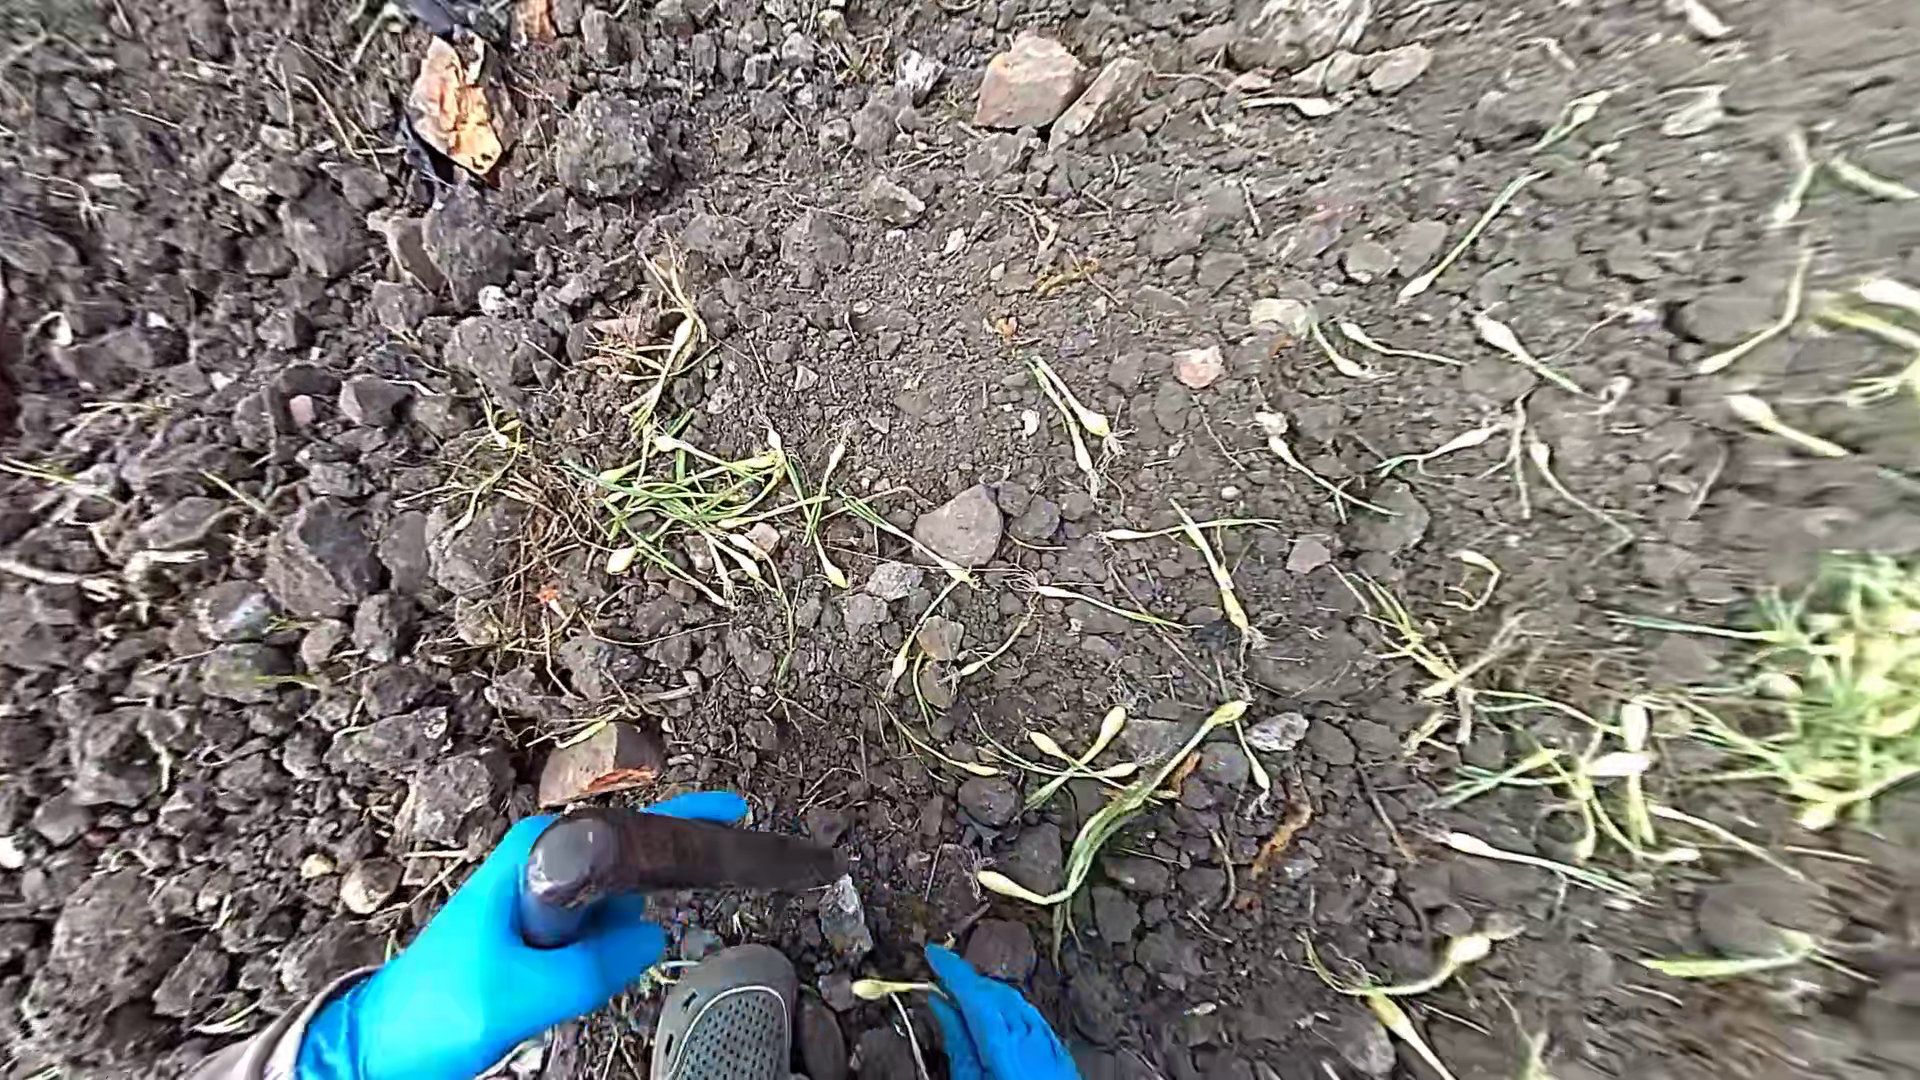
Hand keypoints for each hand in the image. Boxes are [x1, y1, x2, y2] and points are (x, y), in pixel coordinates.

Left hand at [295, 792, 748, 1079]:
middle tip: (661, 915)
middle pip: (633, 850)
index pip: (631, 820)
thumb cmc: (435, 1014)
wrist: (371, 1056)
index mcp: (538, 847)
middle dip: (651, 886)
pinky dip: (610, 939)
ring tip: (578, 975)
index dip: (684, 819)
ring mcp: (548, 881)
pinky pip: (601, 914)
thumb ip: (592, 968)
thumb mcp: (515, 997)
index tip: (733, 815)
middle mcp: (548, 851)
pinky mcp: (548, 914)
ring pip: (621, 889)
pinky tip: (582, 974)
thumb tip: (657, 934)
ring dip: (623, 925)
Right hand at [924, 944, 1078, 1079]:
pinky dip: (1005, 1009)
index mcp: (1005, 1044)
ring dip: (985, 993)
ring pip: (1012, 999)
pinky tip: (991, 1018)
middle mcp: (1030, 1033)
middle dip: (967, 982)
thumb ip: (957, 1042)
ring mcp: (1047, 1039)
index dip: (951, 968)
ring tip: (961, 999)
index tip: (932, 954)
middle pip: (994, 991)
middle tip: (940, 980)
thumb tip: (941, 1003)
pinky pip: (1027, 1014)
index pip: (974, 992)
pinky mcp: (1057, 1048)